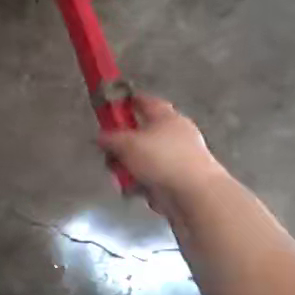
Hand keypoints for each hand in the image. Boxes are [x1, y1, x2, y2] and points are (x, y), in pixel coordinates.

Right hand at [97, 94, 228, 209]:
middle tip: (109, 153)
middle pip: (141, 133)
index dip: (128, 101)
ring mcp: (178, 156)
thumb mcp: (126, 144)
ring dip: (128, 166)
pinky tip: (134, 189)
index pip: (145, 101)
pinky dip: (140, 181)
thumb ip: (109, 137)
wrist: (193, 193)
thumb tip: (101, 136)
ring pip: (143, 156)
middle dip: (122, 144)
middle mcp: (175, 133)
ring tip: (121, 176)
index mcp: (166, 117)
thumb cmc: (160, 159)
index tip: (112, 106)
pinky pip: (150, 174)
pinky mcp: (177, 177)